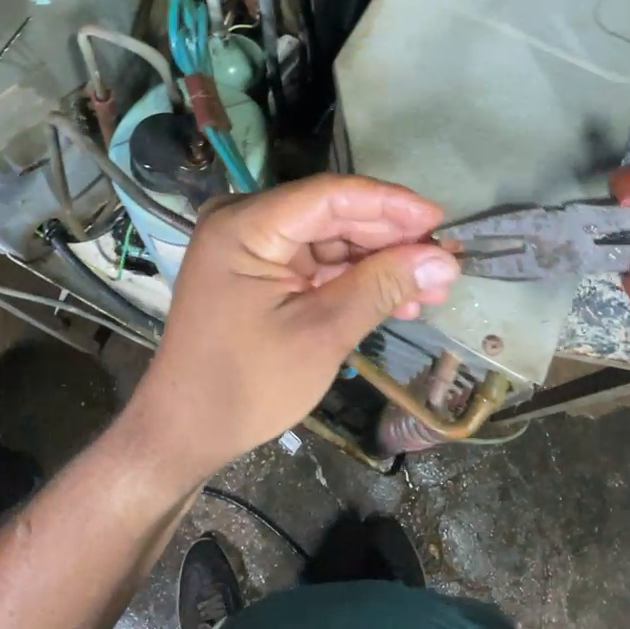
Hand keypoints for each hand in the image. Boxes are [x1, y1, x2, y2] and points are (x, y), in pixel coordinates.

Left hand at [123, 174, 459, 479]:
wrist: (184, 433)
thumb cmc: (246, 385)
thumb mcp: (321, 334)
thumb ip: (381, 287)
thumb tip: (444, 260)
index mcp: (244, 224)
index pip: (330, 195)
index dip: (390, 204)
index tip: (440, 220)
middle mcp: (244, 220)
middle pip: (332, 214)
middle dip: (390, 239)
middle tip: (445, 261)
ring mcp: (250, 245)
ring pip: (330, 239)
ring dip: (378, 263)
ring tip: (432, 288)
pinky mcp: (259, 269)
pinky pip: (315, 262)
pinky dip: (354, 279)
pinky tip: (398, 299)